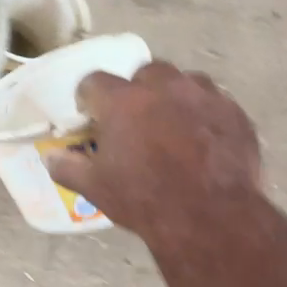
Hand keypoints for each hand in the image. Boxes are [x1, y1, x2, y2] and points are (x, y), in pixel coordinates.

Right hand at [44, 61, 264, 252]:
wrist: (207, 214)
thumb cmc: (141, 197)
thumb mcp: (92, 187)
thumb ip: (66, 166)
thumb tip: (52, 155)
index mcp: (123, 102)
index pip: (94, 81)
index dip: (87, 98)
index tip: (88, 116)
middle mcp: (165, 87)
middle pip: (144, 73)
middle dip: (134, 91)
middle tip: (131, 121)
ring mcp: (205, 96)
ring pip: (183, 82)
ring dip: (170, 97)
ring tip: (167, 127)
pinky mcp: (234, 112)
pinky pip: (212, 102)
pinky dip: (199, 114)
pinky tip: (196, 141)